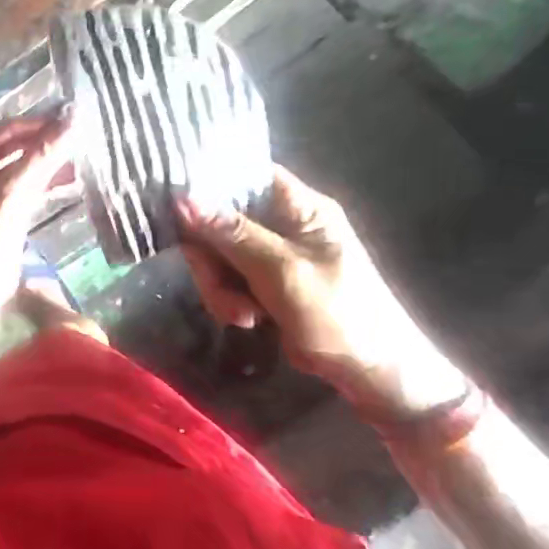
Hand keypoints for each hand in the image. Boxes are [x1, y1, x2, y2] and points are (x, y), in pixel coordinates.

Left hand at [0, 112, 74, 349]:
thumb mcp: (12, 190)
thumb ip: (43, 153)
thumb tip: (74, 112)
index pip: (3, 129)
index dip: (39, 123)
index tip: (78, 116)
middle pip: (10, 146)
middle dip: (45, 142)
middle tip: (86, 134)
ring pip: (18, 167)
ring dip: (47, 162)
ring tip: (85, 155)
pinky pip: (20, 188)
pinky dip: (43, 183)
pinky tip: (71, 180)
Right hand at [177, 168, 469, 419]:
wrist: (372, 374)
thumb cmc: (340, 314)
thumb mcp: (280, 270)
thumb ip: (231, 233)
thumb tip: (181, 198)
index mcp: (302, 208)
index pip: (245, 174)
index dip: (208, 182)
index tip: (176, 205)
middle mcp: (284, 223)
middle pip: (219, 220)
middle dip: (211, 257)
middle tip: (219, 285)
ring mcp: (272, 252)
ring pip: (215, 253)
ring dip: (219, 286)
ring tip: (241, 314)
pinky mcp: (262, 279)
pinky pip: (224, 277)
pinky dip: (228, 299)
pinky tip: (246, 319)